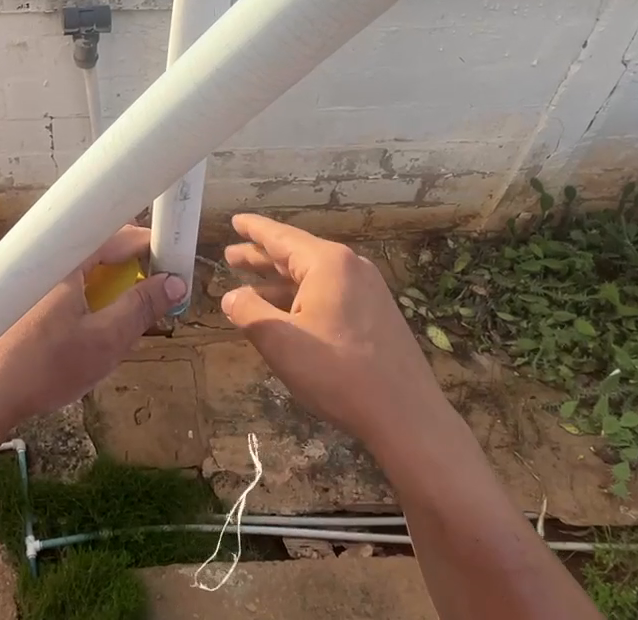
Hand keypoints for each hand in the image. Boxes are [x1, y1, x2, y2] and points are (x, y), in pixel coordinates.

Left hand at [0, 225, 184, 440]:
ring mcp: (24, 277)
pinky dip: (79, 297)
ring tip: (121, 314)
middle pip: (94, 247)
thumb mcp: (105, 342)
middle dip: (126, 266)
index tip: (171, 260)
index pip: (115, 233)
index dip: (147, 244)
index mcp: (64, 257)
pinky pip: (56, 284)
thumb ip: (141, 308)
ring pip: (75, 268)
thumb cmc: (44, 367)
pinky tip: (83, 327)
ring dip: (102, 285)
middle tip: (150, 291)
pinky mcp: (13, 299)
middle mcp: (42, 257)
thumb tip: (174, 283)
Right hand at [218, 214, 445, 445]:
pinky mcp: (376, 315)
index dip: (254, 230)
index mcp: (328, 263)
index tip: (235, 220)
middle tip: (230, 257)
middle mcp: (350, 268)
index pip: (281, 237)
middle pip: (296, 255)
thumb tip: (231, 296)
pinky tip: (284, 314)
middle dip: (261, 257)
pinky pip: (329, 294)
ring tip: (248, 287)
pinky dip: (300, 298)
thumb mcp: (281, 342)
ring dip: (279, 282)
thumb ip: (249, 312)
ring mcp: (367, 291)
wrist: (406, 417)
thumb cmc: (338, 373)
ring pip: (312, 277)